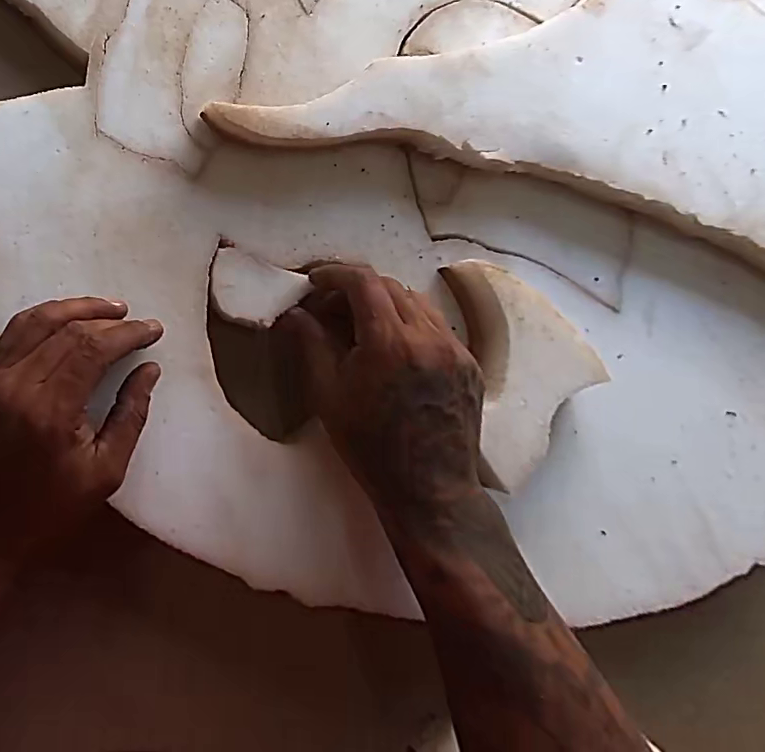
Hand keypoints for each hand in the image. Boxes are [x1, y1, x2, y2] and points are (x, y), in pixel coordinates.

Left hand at [0, 298, 162, 563]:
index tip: (153, 329)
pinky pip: (15, 331)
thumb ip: (130, 414)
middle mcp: (18, 384)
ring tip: (108, 308)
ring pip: (37, 320)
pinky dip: (43, 316)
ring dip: (75, 307)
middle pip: (67, 330)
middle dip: (107, 320)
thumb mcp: (105, 471)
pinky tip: (66, 317)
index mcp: (50, 410)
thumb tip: (150, 369)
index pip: (92, 349)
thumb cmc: (52, 508)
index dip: (127, 334)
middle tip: (136, 320)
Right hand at [276, 263, 485, 515]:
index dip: (334, 274)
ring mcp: (455, 350)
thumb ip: (310, 343)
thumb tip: (294, 313)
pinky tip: (389, 345)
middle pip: (388, 285)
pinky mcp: (470, 365)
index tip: (313, 281)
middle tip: (328, 307)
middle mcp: (428, 337)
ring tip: (359, 324)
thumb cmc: (369, 446)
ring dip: (382, 301)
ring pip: (415, 300)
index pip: (363, 282)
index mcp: (389, 343)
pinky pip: (435, 324)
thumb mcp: (326, 394)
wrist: (430, 491)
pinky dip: (407, 321)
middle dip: (354, 288)